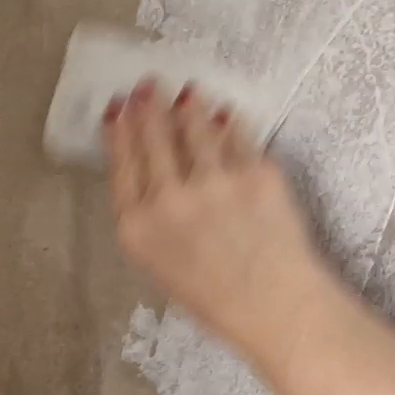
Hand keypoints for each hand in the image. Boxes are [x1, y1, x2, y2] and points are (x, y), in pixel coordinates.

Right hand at [105, 78, 332, 362]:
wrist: (276, 308)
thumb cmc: (214, 300)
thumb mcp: (160, 267)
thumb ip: (150, 222)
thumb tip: (155, 176)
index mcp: (138, 229)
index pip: (122, 165)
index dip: (118, 132)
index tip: (118, 109)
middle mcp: (168, 200)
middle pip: (153, 139)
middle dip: (148, 107)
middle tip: (148, 86)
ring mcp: (213, 183)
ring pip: (194, 128)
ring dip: (188, 106)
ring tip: (187, 92)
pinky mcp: (255, 172)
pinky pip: (238, 137)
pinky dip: (228, 123)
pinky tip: (224, 113)